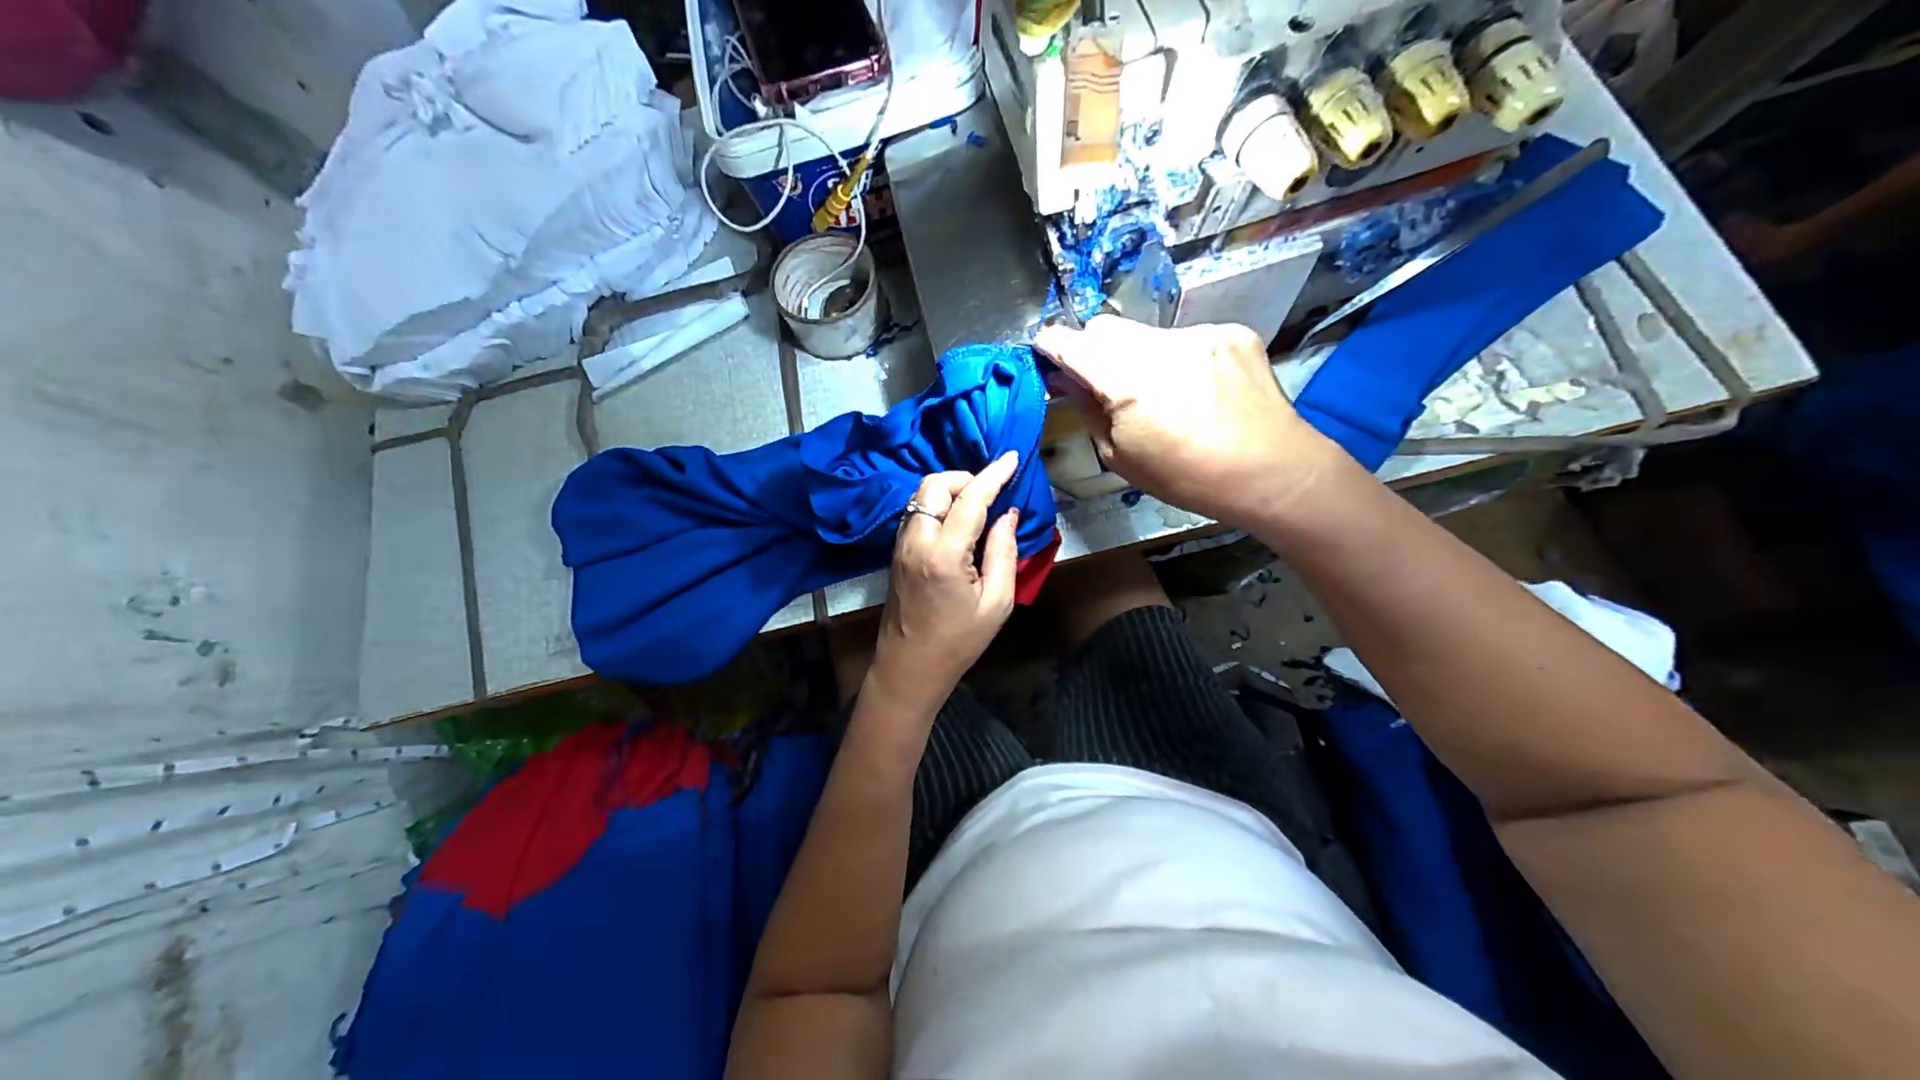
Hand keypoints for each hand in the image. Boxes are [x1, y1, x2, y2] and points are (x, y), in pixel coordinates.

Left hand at [866, 453, 1021, 714]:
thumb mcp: (996, 603)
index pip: (970, 500)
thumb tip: (1008, 514)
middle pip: (934, 486)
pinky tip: (956, 521)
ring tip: (977, 506)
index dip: (993, 475)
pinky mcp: (896, 553)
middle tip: (991, 493)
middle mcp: (916, 542)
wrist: (909, 667)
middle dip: (964, 479)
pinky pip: (915, 513)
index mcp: (943, 555)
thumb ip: (1003, 553)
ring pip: (920, 496)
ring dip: (949, 491)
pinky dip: (937, 505)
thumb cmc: (958, 642)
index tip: (1011, 458)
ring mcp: (901, 546)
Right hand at [1034, 314, 1344, 526]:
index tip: (1045, 354)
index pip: (1070, 342)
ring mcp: (1198, 333)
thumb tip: (1068, 381)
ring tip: (1161, 395)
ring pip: (1146, 333)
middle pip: (1105, 328)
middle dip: (1093, 351)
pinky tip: (1197, 390)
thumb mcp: (1121, 457)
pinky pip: (1185, 337)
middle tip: (1101, 384)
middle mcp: (1159, 344)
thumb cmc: (1187, 476)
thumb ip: (1089, 409)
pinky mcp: (1230, 332)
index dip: (1050, 345)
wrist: (1271, 470)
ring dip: (1137, 355)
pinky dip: (1177, 357)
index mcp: (1126, 380)